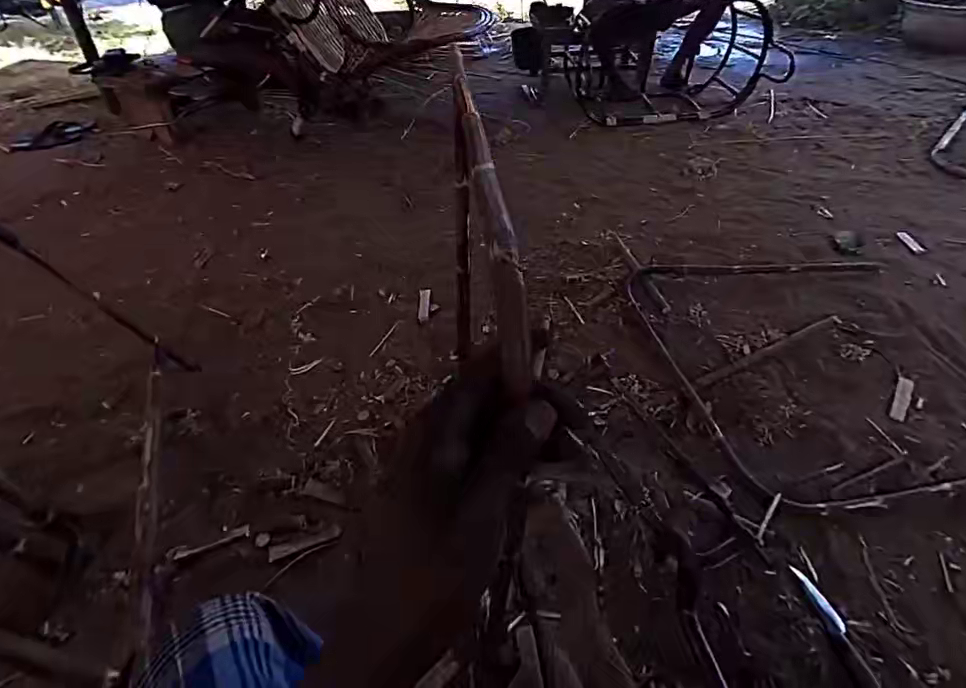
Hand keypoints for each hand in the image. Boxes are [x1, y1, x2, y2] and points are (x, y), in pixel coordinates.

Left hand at [305, 355, 557, 687]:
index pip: (477, 372)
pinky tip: (535, 479)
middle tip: (579, 434)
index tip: (547, 338)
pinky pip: (478, 453)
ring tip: (568, 462)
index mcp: (435, 430)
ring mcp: (431, 458)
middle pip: (486, 398)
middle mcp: (430, 433)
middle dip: (533, 405)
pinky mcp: (436, 483)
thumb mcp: (481, 512)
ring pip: (486, 427)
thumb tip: (539, 405)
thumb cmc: (435, 570)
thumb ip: (508, 454)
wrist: (386, 628)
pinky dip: (508, 458)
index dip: (512, 352)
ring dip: (526, 435)